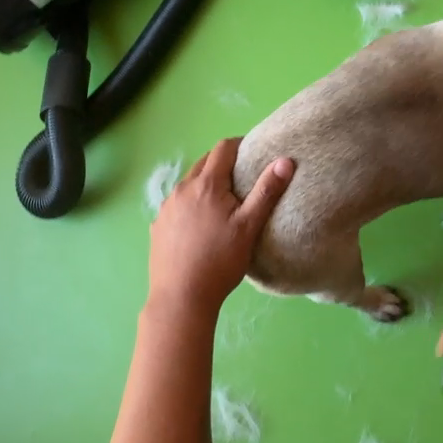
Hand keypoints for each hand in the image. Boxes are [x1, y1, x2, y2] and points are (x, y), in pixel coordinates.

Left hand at [147, 138, 292, 318]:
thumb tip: (285, 161)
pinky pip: (176, 205)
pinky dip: (190, 205)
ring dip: (205, 184)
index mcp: (206, 184)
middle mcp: (182, 189)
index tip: (254, 153)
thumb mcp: (249, 226)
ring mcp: (166, 208)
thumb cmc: (220, 261)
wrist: (181, 298)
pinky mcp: (157, 226)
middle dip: (223, 164)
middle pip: (204, 163)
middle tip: (243, 178)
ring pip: (188, 184)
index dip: (240, 145)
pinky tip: (199, 226)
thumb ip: (267, 191)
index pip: (223, 148)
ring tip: (222, 203)